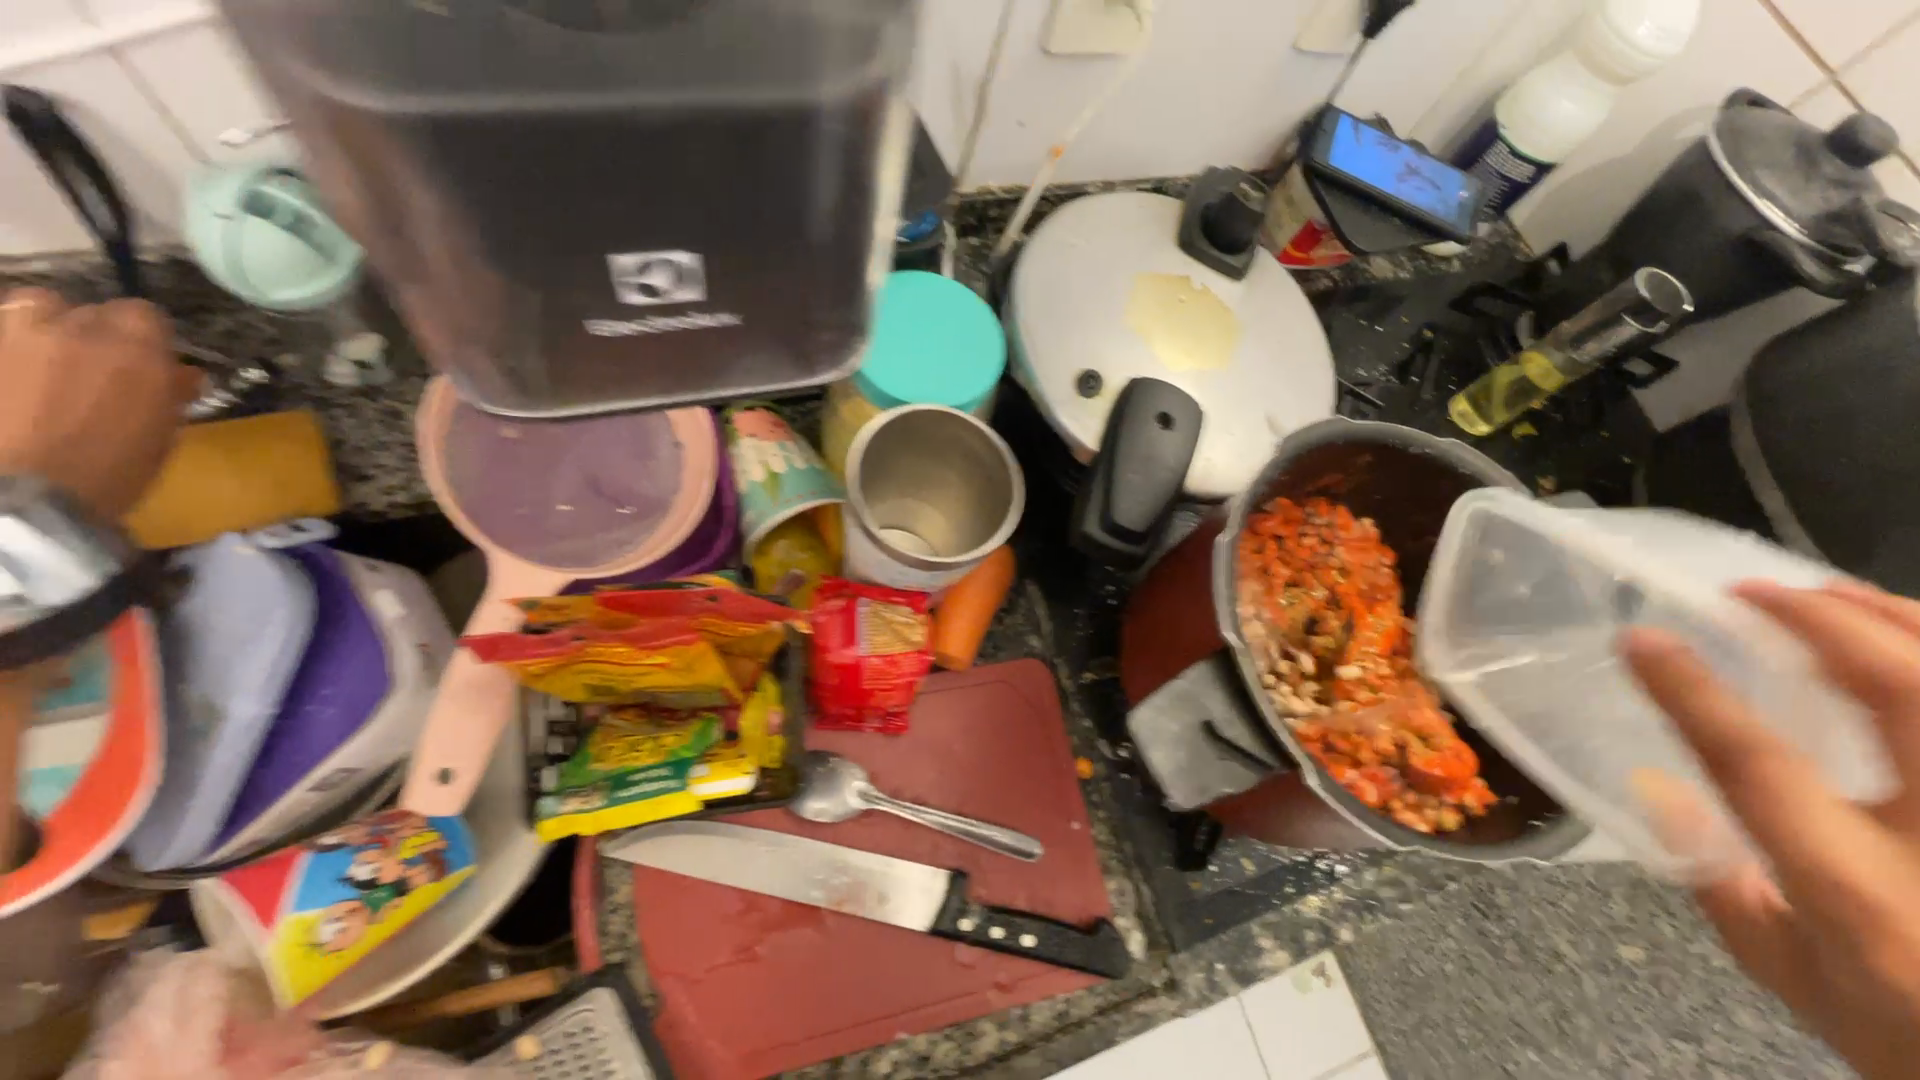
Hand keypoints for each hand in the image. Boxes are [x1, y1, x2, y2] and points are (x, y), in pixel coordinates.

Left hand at [0, 287, 200, 519]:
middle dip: (96, 333)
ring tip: (45, 359)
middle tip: (96, 367)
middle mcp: (75, 328)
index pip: (145, 314)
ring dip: (45, 326)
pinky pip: (6, 333)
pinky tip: (20, 378)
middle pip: (88, 309)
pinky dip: (15, 348)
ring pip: (33, 306)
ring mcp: (14, 335)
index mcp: (135, 348)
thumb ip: (171, 394)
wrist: (27, 495)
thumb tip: (183, 373)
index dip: (147, 337)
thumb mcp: (162, 434)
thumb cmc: (112, 470)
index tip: (150, 362)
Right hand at [1623, 580, 1919, 1079]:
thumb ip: (1715, 881)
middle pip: (1905, 697)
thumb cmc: (1904, 1025)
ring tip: (1824, 592)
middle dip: (1823, 625)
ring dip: (1893, 621)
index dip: (1694, 692)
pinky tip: (1899, 634)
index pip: (1760, 766)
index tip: (1642, 639)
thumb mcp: (1790, 974)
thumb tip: (1652, 785)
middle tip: (1753, 592)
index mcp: (1857, 892)